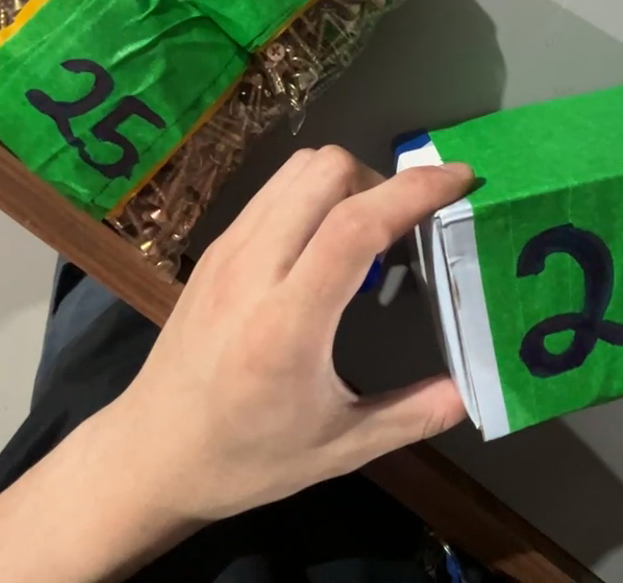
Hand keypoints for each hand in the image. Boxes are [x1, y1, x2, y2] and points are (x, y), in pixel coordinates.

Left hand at [105, 146, 474, 523]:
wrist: (149, 454)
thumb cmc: (245, 457)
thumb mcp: (339, 449)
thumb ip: (413, 415)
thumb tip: (473, 391)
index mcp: (289, 323)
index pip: (356, 226)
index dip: (415, 190)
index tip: (460, 179)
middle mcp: (254, 269)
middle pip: (327, 172)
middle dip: (382, 179)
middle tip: (405, 224)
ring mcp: (229, 249)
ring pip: (299, 167)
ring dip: (348, 178)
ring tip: (369, 226)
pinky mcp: (218, 245)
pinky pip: (276, 186)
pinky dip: (316, 189)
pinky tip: (326, 237)